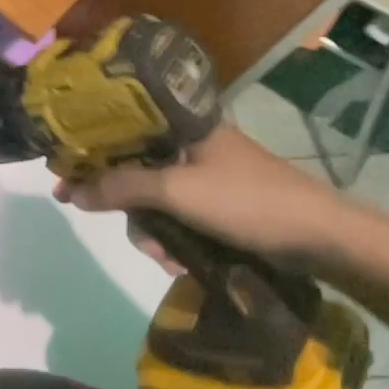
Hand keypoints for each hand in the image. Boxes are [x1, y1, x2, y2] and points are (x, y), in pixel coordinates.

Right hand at [54, 127, 350, 266]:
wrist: (324, 238)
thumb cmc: (247, 202)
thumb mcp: (176, 192)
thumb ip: (121, 187)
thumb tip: (71, 191)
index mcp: (182, 125)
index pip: (119, 129)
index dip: (89, 155)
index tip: (64, 186)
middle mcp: (190, 143)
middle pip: (134, 169)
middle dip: (130, 210)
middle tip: (136, 238)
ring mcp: (207, 174)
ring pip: (155, 198)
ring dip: (154, 231)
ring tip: (168, 259)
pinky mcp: (220, 203)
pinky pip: (178, 215)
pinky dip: (175, 238)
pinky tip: (182, 263)